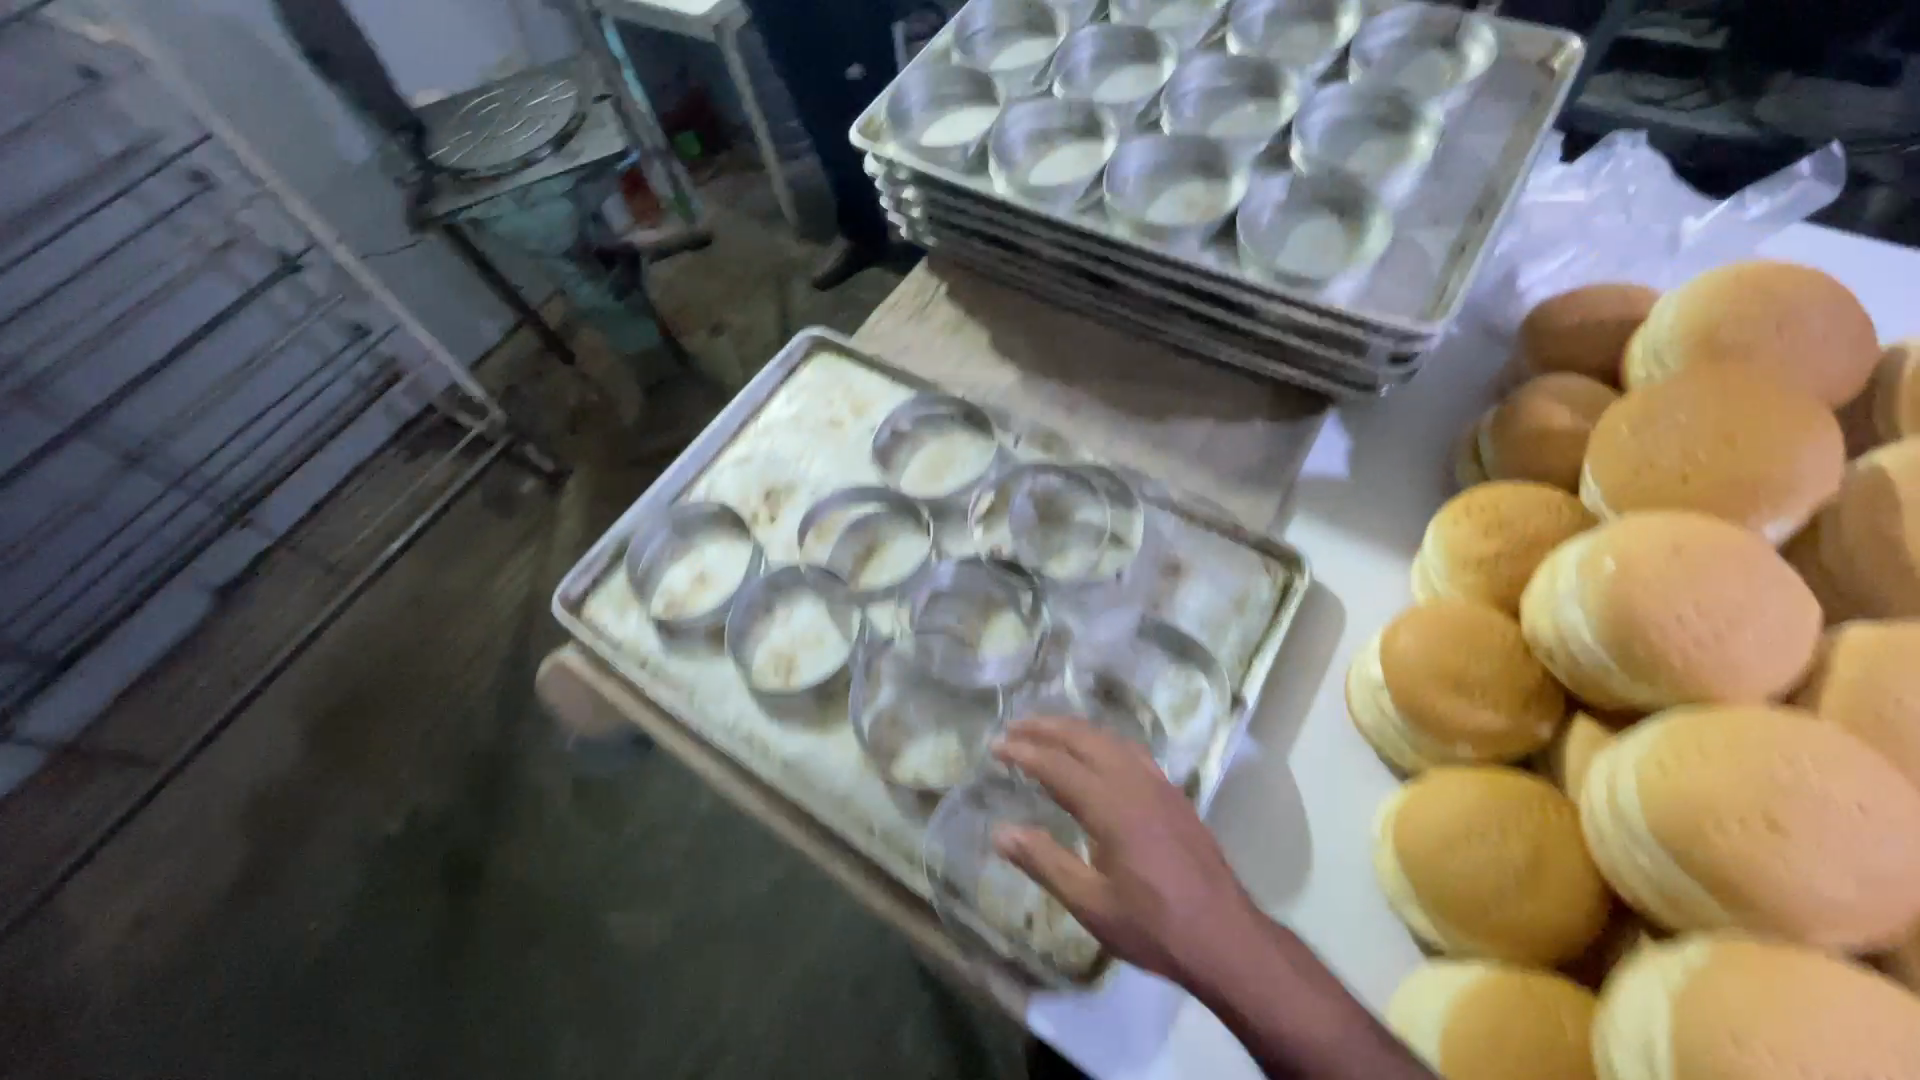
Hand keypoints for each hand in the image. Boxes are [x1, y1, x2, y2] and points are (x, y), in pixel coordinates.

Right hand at [990, 715, 1265, 983]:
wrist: (1227, 938)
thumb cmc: (1155, 927)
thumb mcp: (1092, 905)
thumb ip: (1045, 863)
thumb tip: (1001, 832)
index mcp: (1112, 807)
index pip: (1057, 765)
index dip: (1023, 752)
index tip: (995, 746)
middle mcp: (1136, 783)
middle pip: (1085, 738)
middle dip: (1046, 728)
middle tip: (1013, 727)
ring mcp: (1160, 786)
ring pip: (1111, 740)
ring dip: (1075, 730)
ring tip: (1047, 732)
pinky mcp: (1174, 796)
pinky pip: (1132, 751)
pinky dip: (1103, 741)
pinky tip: (1098, 754)